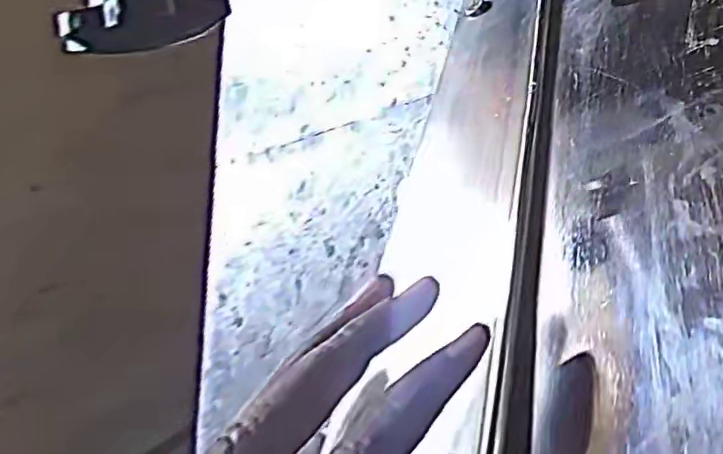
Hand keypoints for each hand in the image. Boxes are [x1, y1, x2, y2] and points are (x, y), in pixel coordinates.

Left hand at [211, 275, 488, 453]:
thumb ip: (378, 448)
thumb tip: (426, 411)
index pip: (377, 431)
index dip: (433, 379)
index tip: (474, 335)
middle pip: (316, 380)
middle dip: (375, 326)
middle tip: (425, 285)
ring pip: (274, 383)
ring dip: (333, 334)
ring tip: (372, 293)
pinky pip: (248, 413)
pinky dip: (290, 379)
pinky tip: (311, 372)